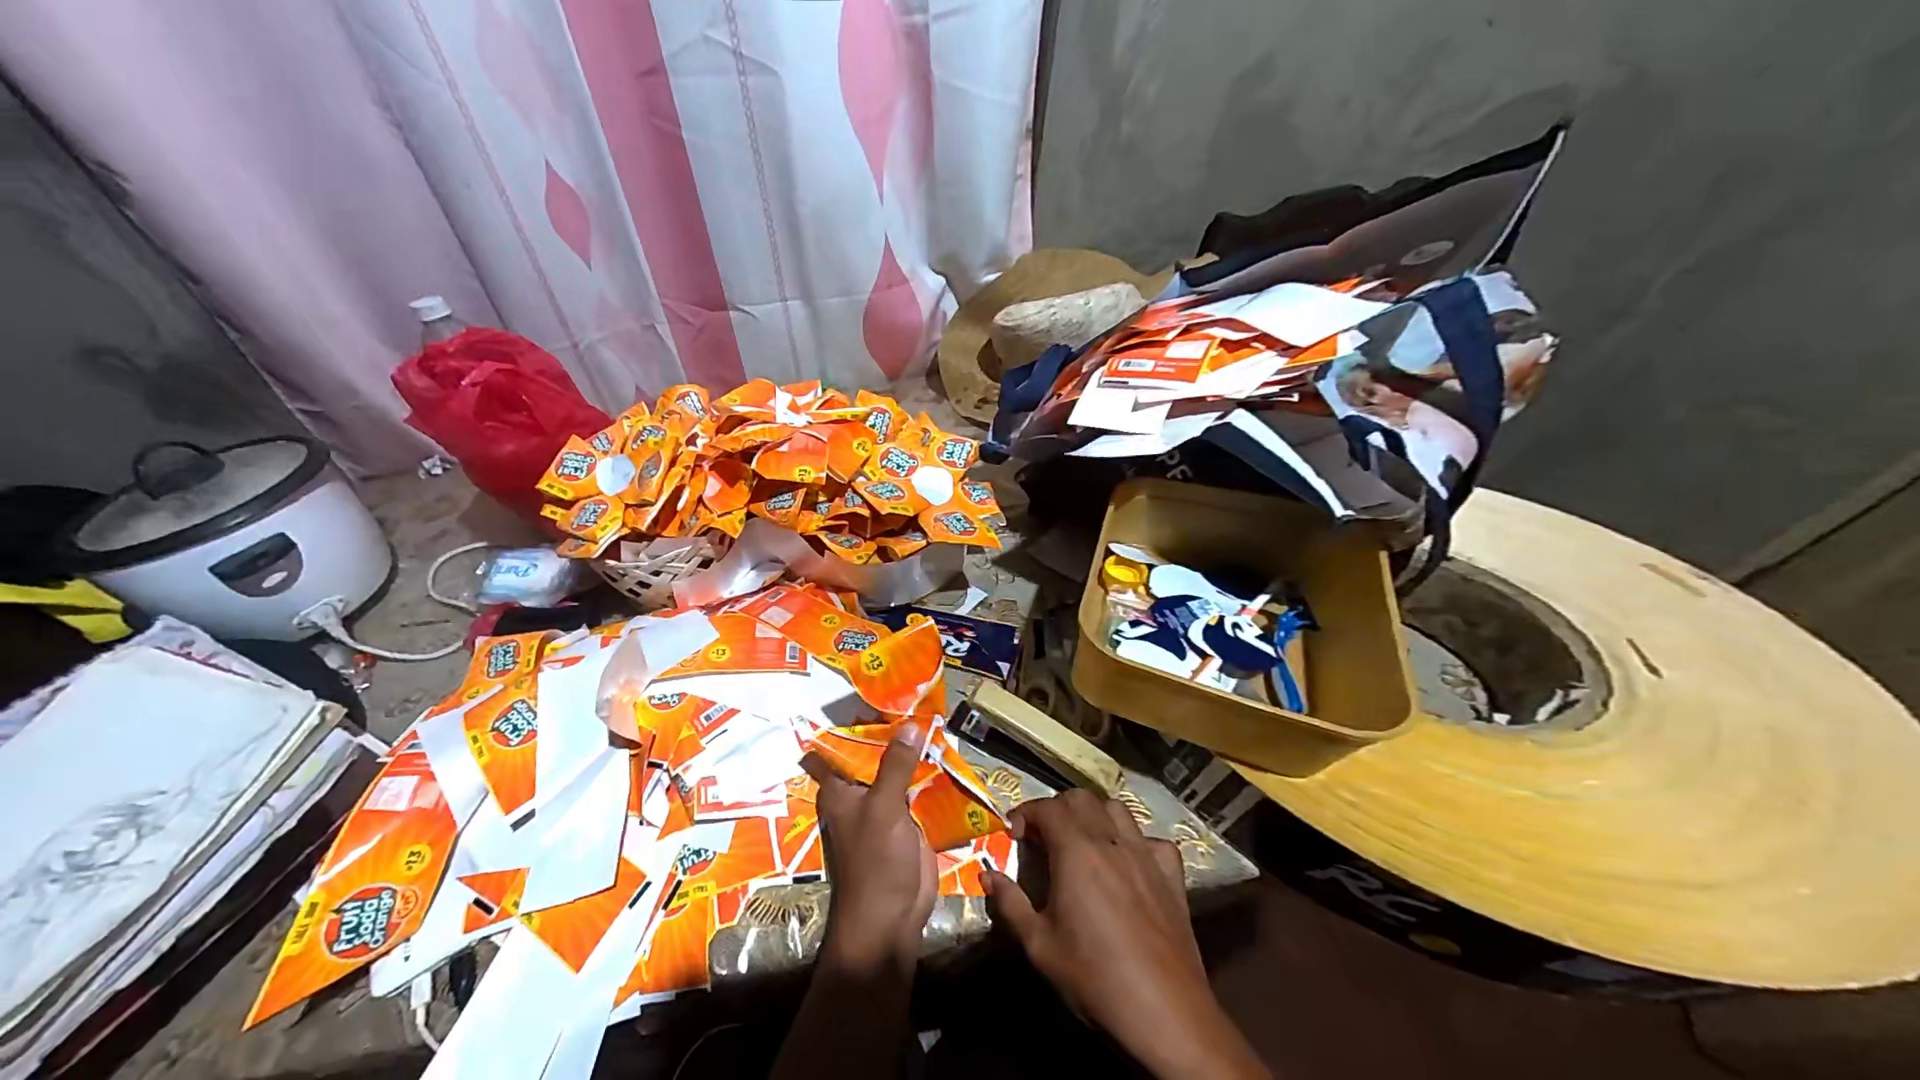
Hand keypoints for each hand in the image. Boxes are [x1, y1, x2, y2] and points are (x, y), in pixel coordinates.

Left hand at [800, 724, 936, 975]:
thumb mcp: (883, 807)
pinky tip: (950, 755)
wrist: (891, 917)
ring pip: (898, 771)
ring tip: (937, 718)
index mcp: (839, 789)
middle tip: (918, 700)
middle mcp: (859, 794)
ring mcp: (886, 808)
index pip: (835, 747)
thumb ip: (895, 765)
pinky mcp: (909, 823)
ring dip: (915, 752)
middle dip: (892, 732)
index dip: (848, 723)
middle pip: (873, 755)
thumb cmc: (874, 860)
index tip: (872, 696)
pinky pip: (919, 791)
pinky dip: (931, 775)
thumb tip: (910, 723)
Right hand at [984, 790, 1268, 1079]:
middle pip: (1082, 799)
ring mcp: (1146, 855)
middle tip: (1043, 838)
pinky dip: (1136, 842)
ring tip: (1082, 843)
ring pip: (1118, 809)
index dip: (1026, 813)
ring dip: (1094, 816)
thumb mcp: (1039, 945)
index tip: (1014, 836)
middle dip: (1057, 808)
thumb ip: (1010, 904)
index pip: (1048, 808)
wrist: (1163, 1011)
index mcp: (1076, 852)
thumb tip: (988, 876)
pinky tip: (1128, 864)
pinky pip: (1154, 840)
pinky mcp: (1172, 875)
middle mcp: (1112, 842)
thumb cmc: (1094, 977)